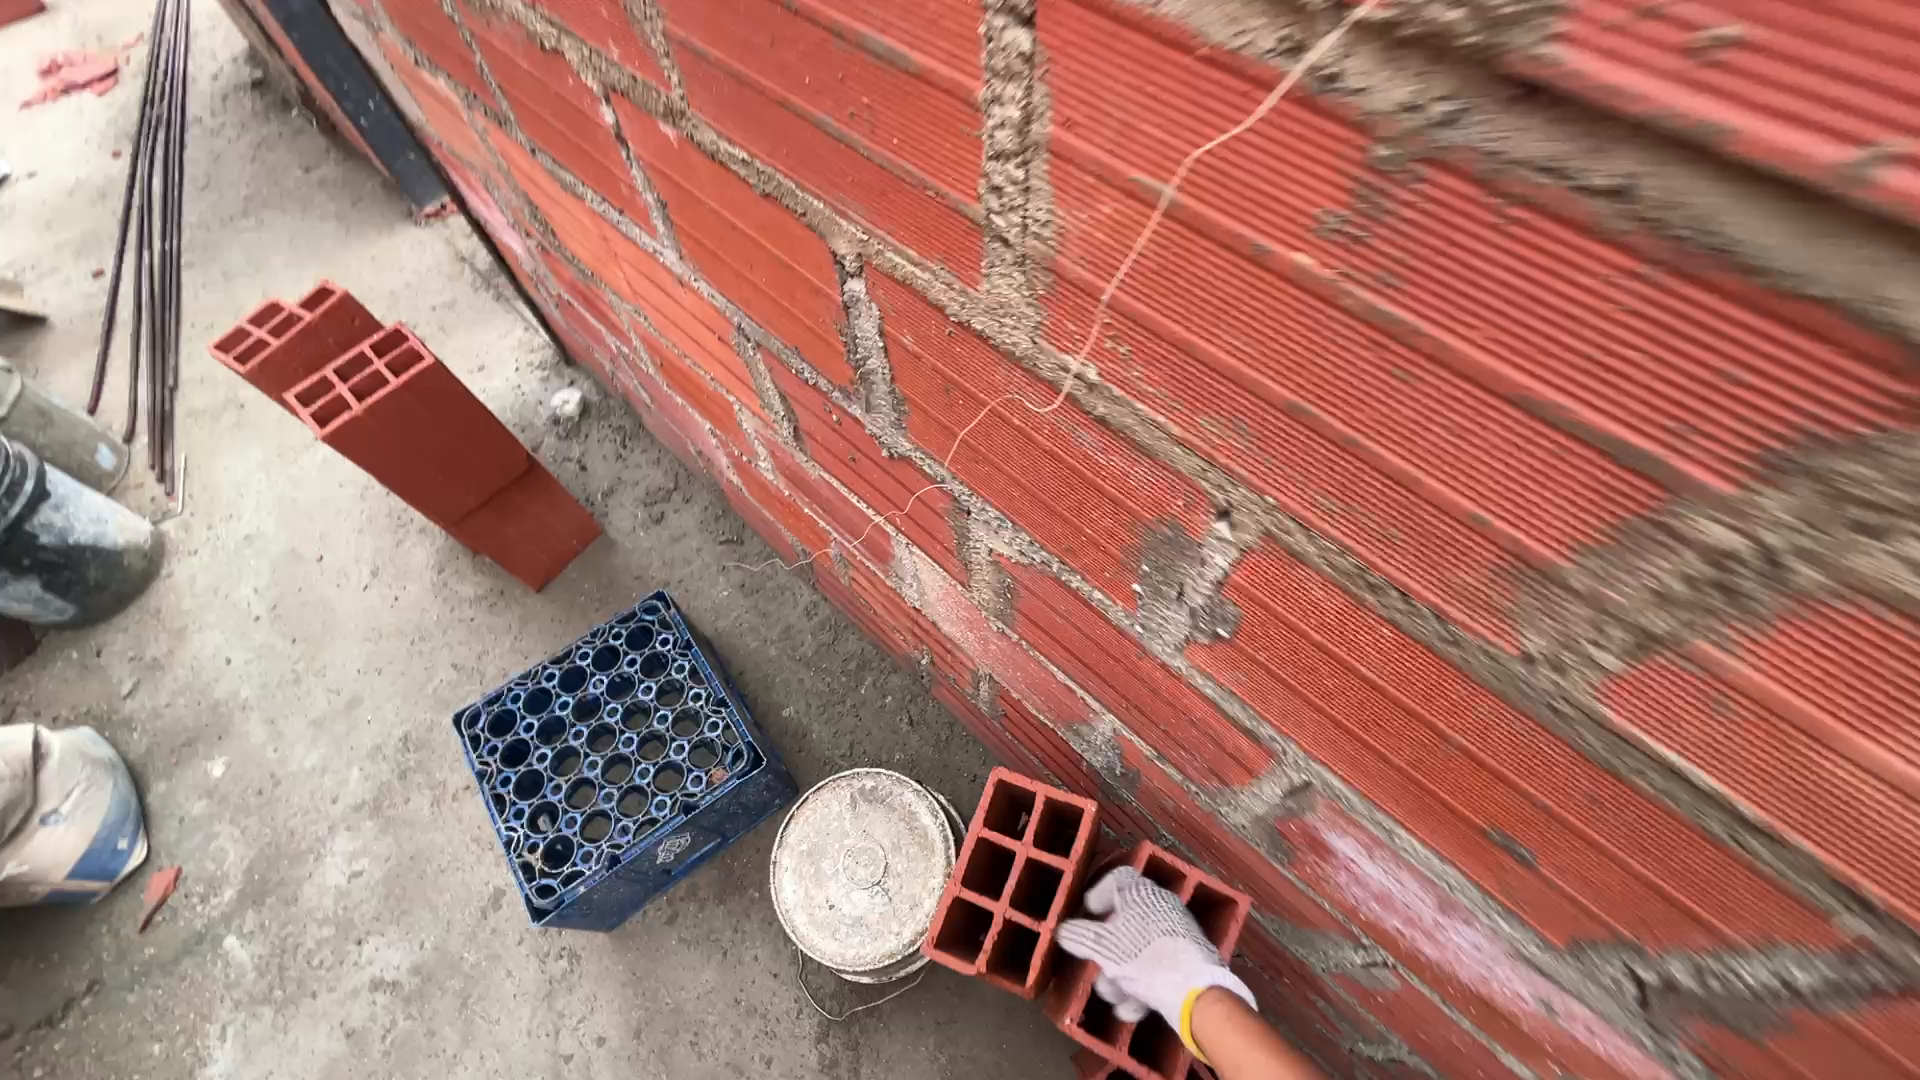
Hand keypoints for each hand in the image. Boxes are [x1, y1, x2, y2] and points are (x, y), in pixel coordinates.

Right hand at [1055, 866, 1255, 1037]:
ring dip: (1121, 976)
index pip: (1117, 878)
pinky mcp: (1186, 959)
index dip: (1098, 894)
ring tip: (1115, 999)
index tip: (1088, 915)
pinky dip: (1141, 985)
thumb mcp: (1103, 948)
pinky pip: (1155, 967)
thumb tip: (1061, 930)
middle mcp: (1158, 906)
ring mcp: (1174, 932)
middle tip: (1097, 971)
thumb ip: (1079, 936)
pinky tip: (1132, 1009)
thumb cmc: (1144, 958)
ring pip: (1138, 950)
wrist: (1195, 991)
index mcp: (1140, 892)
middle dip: (1106, 954)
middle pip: (1124, 923)